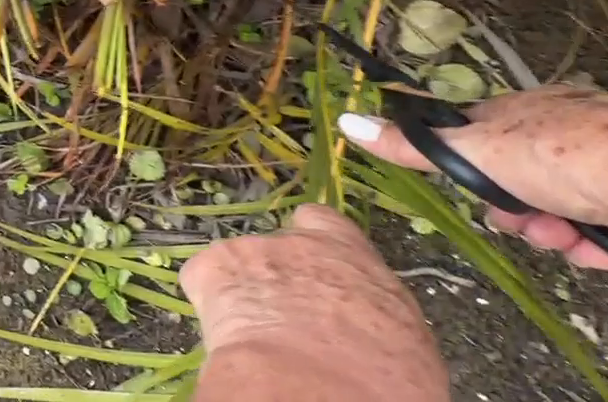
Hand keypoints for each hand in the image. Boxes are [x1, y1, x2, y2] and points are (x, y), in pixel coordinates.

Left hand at [181, 204, 449, 401]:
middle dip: (281, 278)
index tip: (318, 270)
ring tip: (263, 334)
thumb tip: (360, 321)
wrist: (320, 390)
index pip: (326, 223)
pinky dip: (211, 300)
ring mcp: (246, 250)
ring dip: (247, 291)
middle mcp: (294, 243)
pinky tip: (229, 331)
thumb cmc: (380, 380)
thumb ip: (371, 310)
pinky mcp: (208, 267)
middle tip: (291, 319)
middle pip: (280, 252)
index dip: (317, 243)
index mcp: (351, 257)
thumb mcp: (402, 341)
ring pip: (241, 266)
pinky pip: (204, 278)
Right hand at [339, 84, 607, 269]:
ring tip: (564, 244)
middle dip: (516, 211)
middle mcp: (564, 133)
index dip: (471, 173)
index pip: (481, 140)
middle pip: (522, 178)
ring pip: (564, 205)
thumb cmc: (562, 158)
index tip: (475, 198)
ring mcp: (604, 168)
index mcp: (521, 113)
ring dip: (555, 233)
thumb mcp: (474, 151)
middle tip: (520, 227)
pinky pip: (603, 226)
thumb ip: (414, 145)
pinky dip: (594, 243)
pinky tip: (594, 251)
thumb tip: (346, 122)